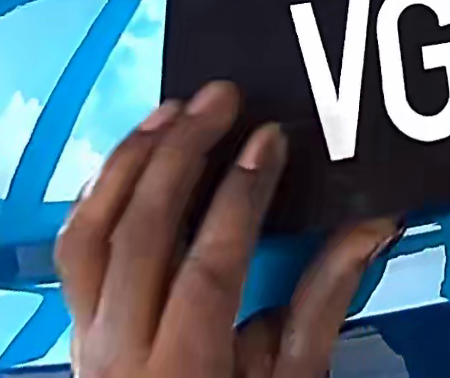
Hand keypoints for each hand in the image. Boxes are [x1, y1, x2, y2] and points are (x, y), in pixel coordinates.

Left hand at [56, 81, 398, 377]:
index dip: (242, 197)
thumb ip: (325, 299)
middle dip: (182, 153)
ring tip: (174, 110)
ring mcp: (87, 340)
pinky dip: (104, 187)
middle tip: (220, 99)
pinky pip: (76, 247)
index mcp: (181, 376)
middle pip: (140, 238)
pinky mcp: (79, 323)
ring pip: (90, 235)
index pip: (209, 272)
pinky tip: (138, 150)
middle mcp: (119, 358)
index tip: (270, 137)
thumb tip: (373, 222)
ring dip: (132, 160)